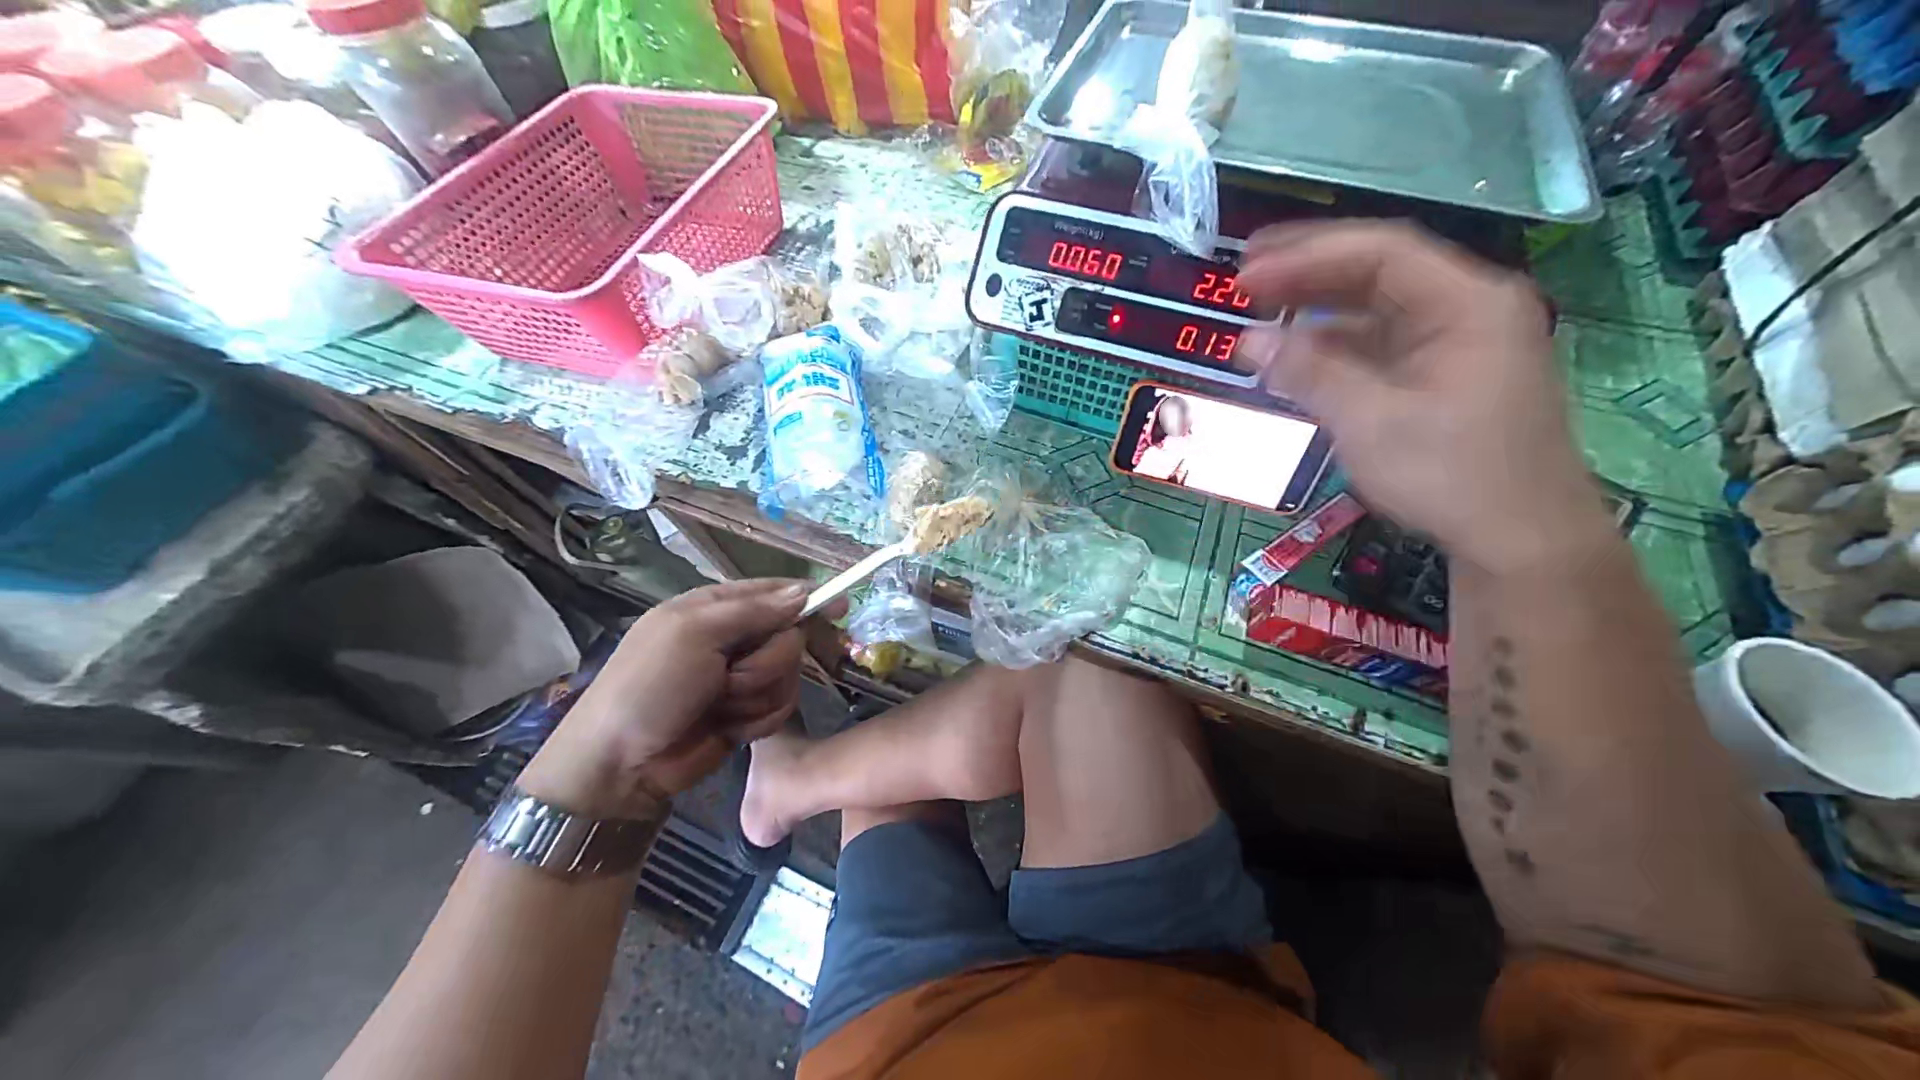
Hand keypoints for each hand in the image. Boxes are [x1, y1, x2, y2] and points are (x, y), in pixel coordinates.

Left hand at [516, 579, 815, 818]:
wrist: (621, 766)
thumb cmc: (649, 687)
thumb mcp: (694, 634)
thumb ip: (752, 611)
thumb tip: (802, 591)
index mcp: (712, 608)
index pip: (773, 592)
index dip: (806, 598)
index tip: (839, 609)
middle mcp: (730, 639)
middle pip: (788, 636)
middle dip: (768, 661)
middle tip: (733, 677)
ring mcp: (739, 678)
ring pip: (787, 674)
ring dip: (758, 694)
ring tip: (722, 706)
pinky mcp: (746, 713)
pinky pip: (780, 707)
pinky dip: (757, 719)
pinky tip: (730, 728)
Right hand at [1234, 222, 1615, 574]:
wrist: (1518, 540)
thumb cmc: (1450, 475)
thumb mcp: (1369, 422)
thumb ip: (1309, 373)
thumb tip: (1251, 343)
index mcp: (1467, 303)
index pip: (1380, 253)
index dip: (1307, 255)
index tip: (1247, 272)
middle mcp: (1466, 309)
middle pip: (1378, 271)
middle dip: (1308, 272)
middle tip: (1244, 279)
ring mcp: (1455, 343)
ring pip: (1376, 308)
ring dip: (1317, 309)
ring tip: (1260, 312)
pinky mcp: (1441, 376)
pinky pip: (1380, 345)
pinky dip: (1334, 346)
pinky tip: (1296, 355)